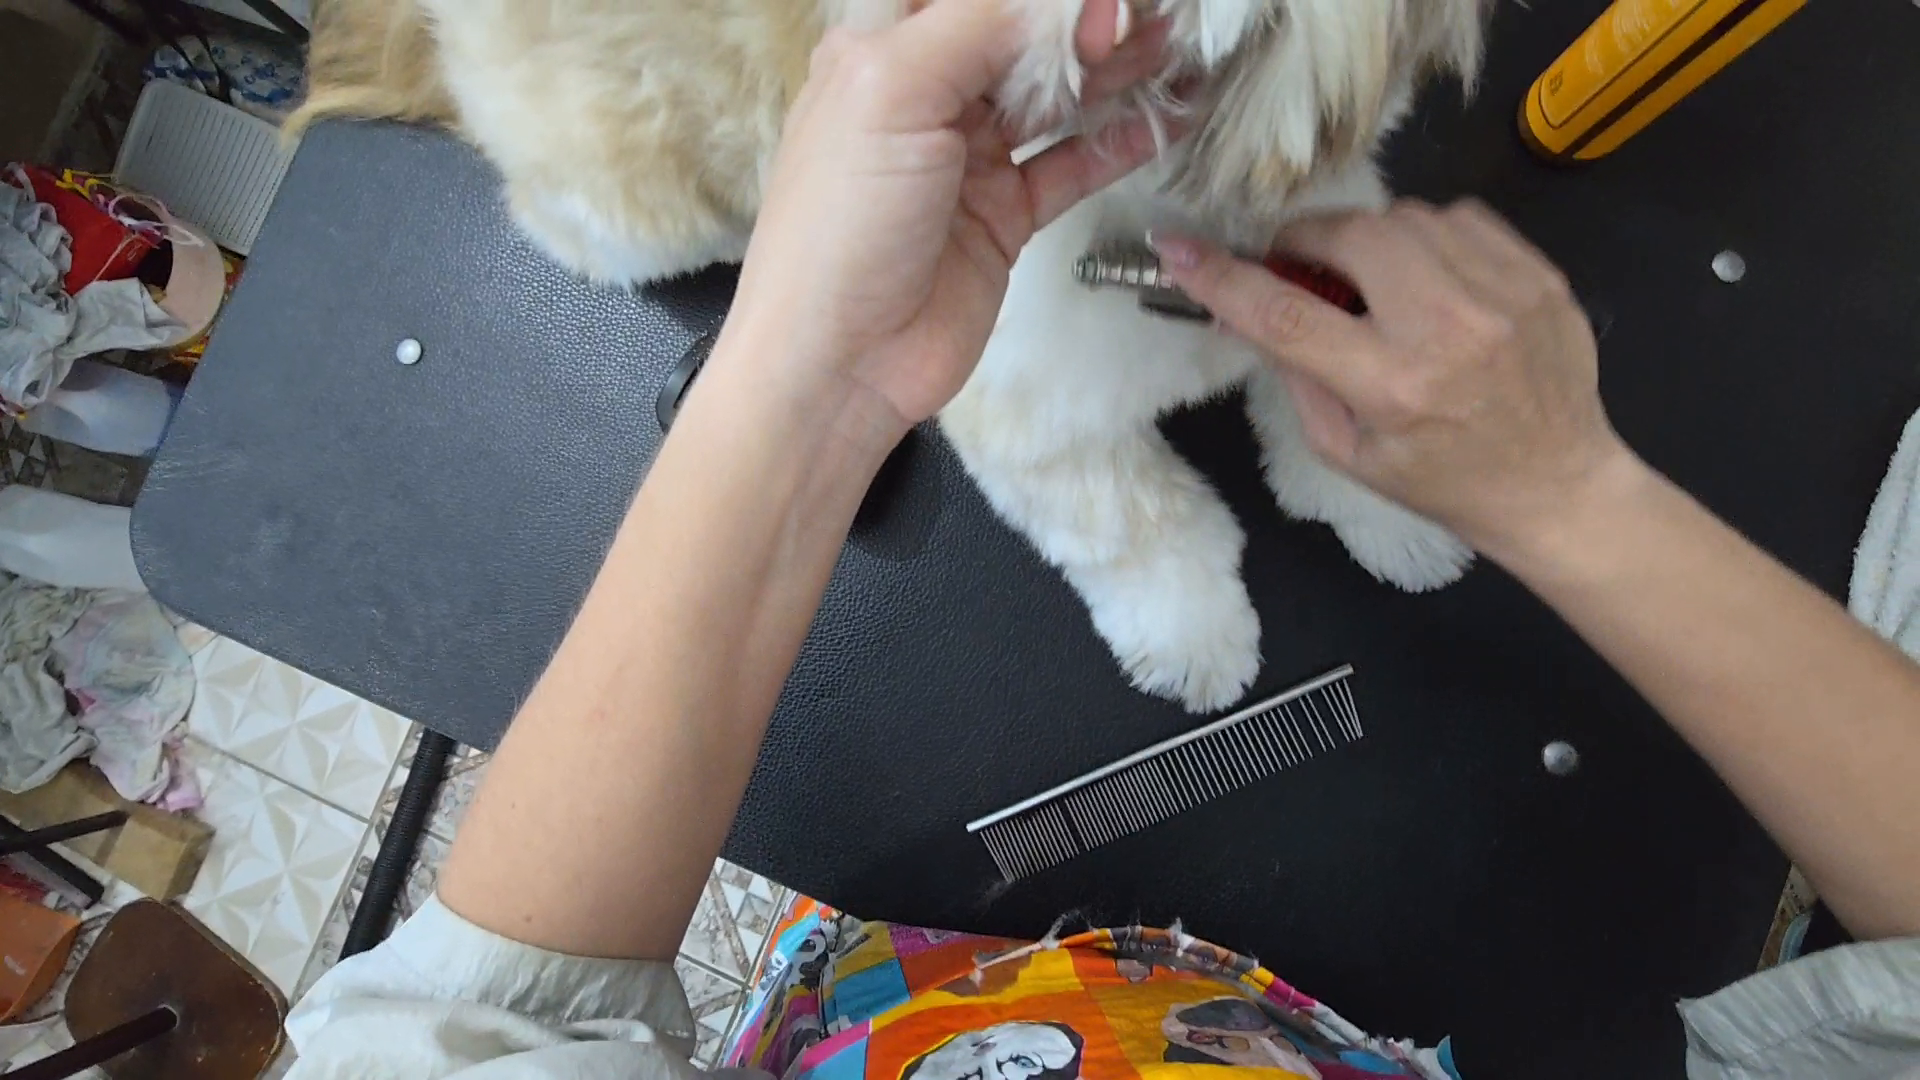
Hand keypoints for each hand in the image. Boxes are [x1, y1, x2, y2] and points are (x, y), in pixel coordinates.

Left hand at [723, 0, 1170, 442]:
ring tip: (1178, 49)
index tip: (1094, 4)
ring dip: (1114, 72)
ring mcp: (970, 164)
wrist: (843, 362)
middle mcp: (930, 99)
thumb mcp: (891, 93)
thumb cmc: (843, 224)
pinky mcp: (1002, 221)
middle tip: (1148, 17)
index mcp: (884, 50)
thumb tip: (1064, 2)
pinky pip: (1068, 170)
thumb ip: (977, 26)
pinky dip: (1114, 146)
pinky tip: (1165, 122)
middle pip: (1021, 37)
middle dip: (1085, 20)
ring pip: (1054, 100)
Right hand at [1156, 200, 1632, 560]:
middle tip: (1289, 264)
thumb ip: (1297, 374)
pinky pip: (1456, 217)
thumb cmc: (1431, 479)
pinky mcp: (1539, 271)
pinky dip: (1416, 236)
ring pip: (1403, 217)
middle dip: (1301, 241)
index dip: (1224, 279)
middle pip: (1350, 238)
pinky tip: (1416, 275)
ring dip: (1359, 239)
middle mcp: (1448, 328)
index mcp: (1391, 387)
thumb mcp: (1342, 449)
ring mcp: (1503, 290)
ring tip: (1359, 278)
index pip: (1286, 316)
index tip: (1178, 252)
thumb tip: (1250, 311)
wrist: (1550, 481)